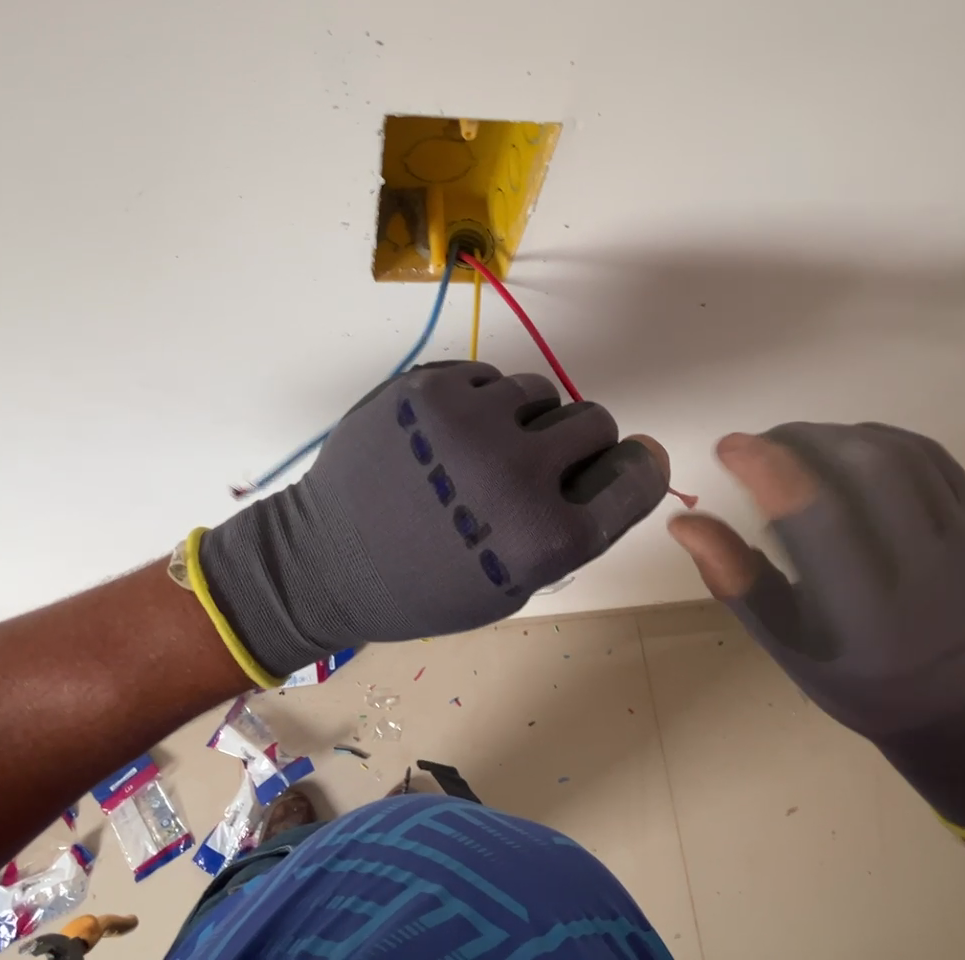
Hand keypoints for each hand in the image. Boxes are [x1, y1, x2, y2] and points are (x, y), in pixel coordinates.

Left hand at [199, 362, 668, 681]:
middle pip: (595, 421)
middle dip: (577, 442)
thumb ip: (571, 529)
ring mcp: (470, 421)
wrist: (327, 561)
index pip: (635, 478)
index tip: (626, 462)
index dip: (637, 468)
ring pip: (538, 390)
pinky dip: (478, 401)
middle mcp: (518, 471)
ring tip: (481, 449)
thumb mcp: (513, 585)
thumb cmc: (425, 588)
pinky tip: (446, 435)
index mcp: (547, 537)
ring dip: (524, 418)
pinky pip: (485, 377)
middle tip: (540, 460)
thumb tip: (617, 465)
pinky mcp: (427, 388)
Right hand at [668, 423, 964, 841]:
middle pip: (866, 467)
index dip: (768, 467)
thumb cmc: (850, 678)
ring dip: (837, 435)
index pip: (818, 514)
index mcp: (867, 612)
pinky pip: (930, 457)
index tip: (727, 447)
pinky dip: (879, 440)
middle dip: (802, 439)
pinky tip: (847, 450)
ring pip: (898, 454)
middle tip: (763, 445)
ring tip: (800, 446)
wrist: (953, 706)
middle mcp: (926, 571)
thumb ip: (734, 579)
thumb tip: (683, 522)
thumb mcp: (782, 642)